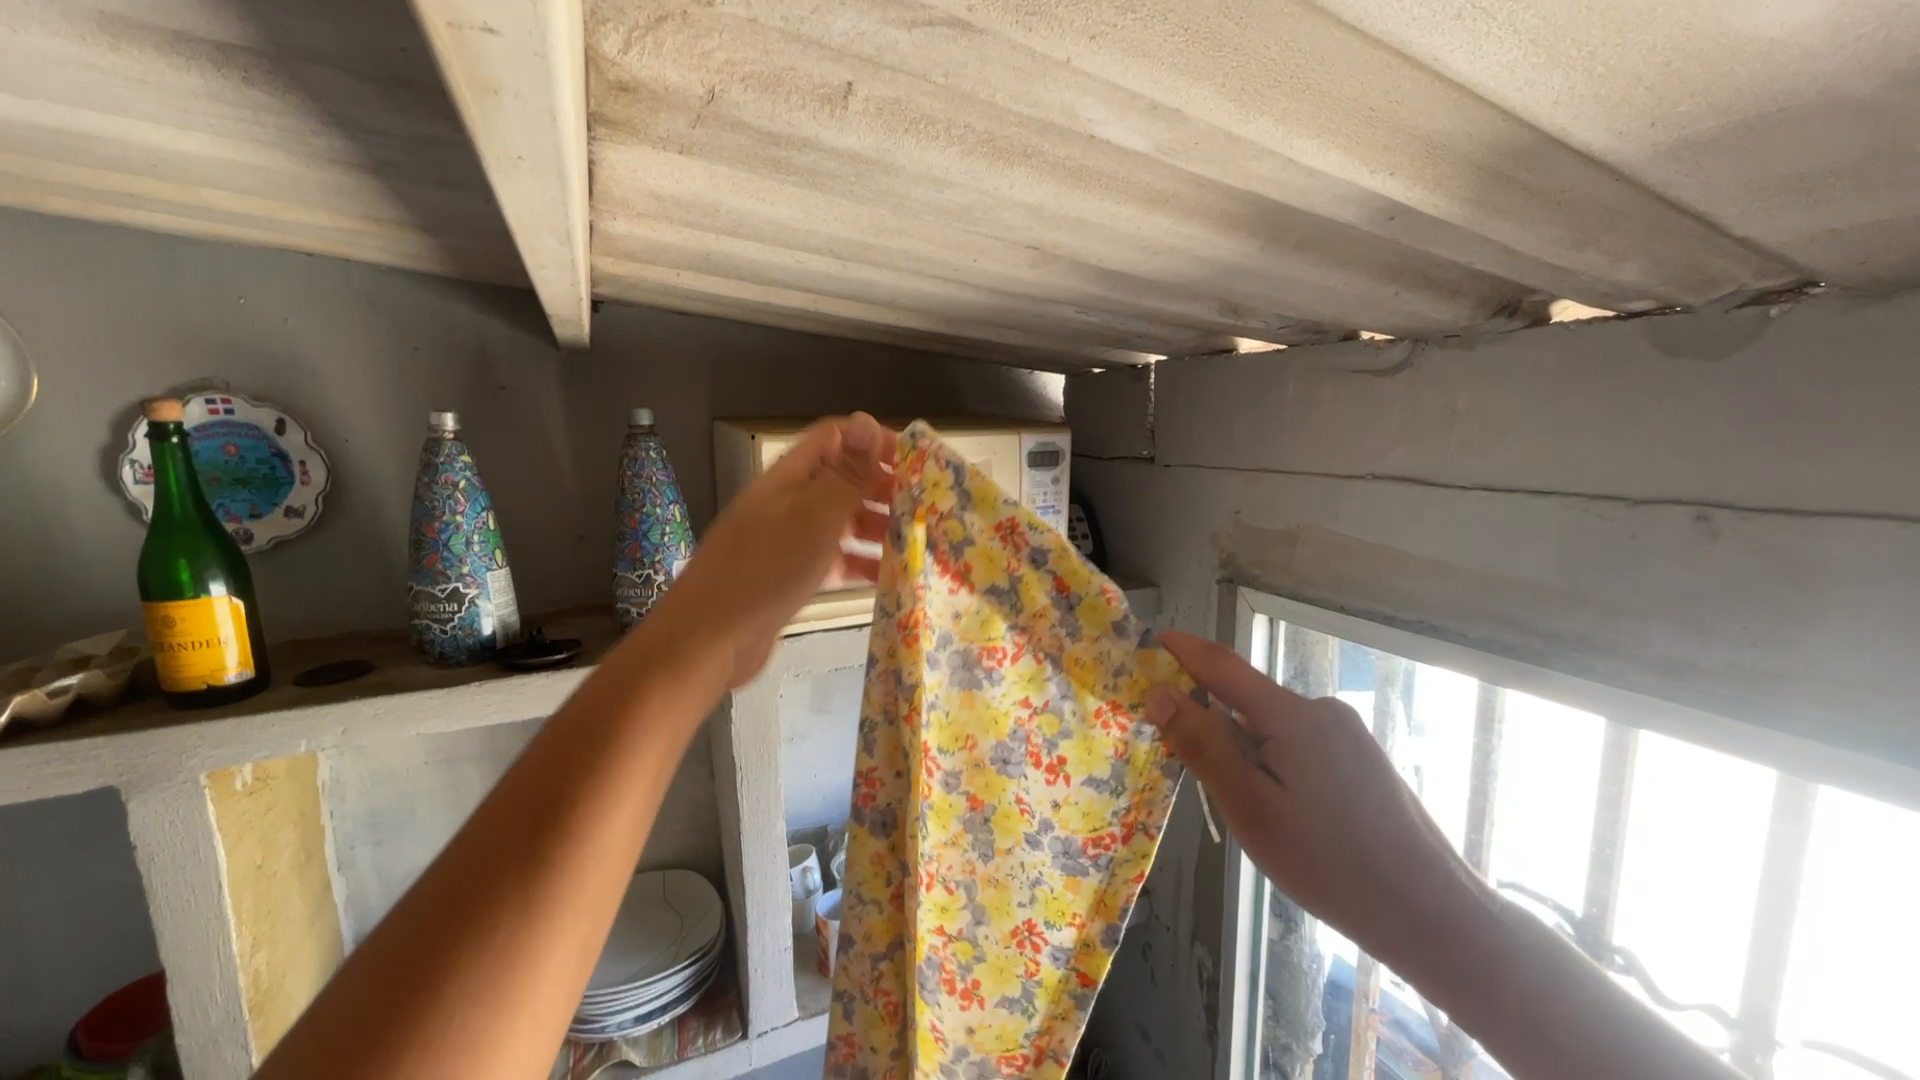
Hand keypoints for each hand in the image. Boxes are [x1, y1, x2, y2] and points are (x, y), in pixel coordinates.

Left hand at [649, 413, 892, 686]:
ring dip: (877, 528)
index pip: (836, 438)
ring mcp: (788, 540)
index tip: (917, 463)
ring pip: (842, 522)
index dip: (874, 441)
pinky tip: (889, 577)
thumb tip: (865, 418)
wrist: (709, 638)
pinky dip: (861, 564)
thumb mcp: (814, 517)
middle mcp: (789, 502)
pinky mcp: (790, 576)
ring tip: (917, 544)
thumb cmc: (765, 570)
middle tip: (925, 509)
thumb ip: (845, 473)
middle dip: (884, 488)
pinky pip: (834, 560)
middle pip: (843, 480)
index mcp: (791, 477)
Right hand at [1145, 632, 1486, 967]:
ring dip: (1246, 755)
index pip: (1224, 666)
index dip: (1183, 651)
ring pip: (1274, 731)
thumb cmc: (1329, 862)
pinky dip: (1274, 767)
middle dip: (1212, 724)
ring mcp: (1348, 737)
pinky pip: (1300, 748)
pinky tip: (1287, 818)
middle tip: (1193, 776)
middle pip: (1248, 702)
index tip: (1149, 640)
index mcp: (1293, 716)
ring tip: (1252, 817)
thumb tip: (1161, 693)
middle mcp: (1323, 712)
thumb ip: (1203, 745)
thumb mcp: (1250, 807)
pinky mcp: (1362, 762)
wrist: (1429, 912)